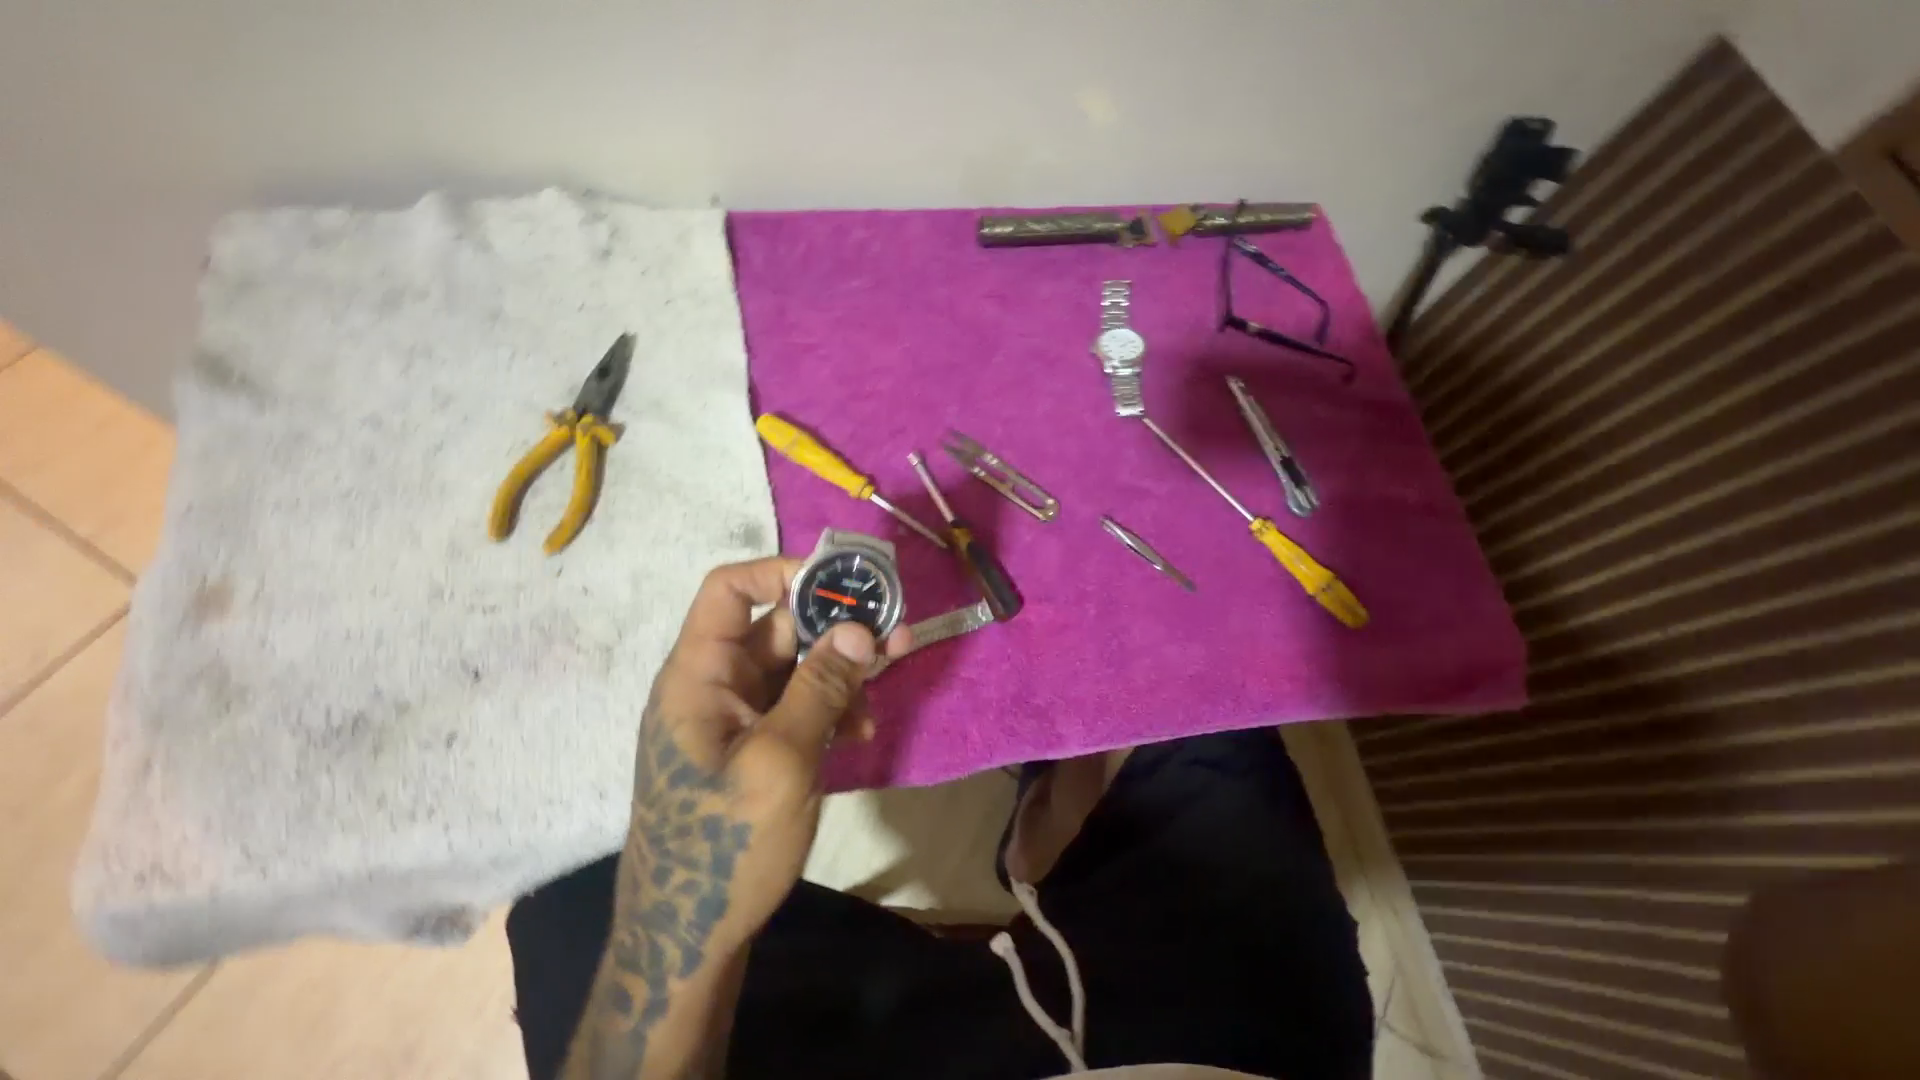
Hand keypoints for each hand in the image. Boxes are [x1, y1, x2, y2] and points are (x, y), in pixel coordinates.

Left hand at [629, 556, 911, 942]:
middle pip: (775, 628)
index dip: (783, 573)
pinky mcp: (754, 750)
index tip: (843, 583)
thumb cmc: (726, 842)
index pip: (730, 590)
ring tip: (884, 687)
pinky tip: (860, 732)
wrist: (690, 934)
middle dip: (835, 627)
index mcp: (699, 674)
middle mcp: (714, 686)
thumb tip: (860, 629)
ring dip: (841, 672)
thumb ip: (821, 688)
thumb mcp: (781, 760)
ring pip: (794, 669)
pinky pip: (796, 708)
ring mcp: (734, 720)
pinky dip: (830, 710)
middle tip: (895, 633)